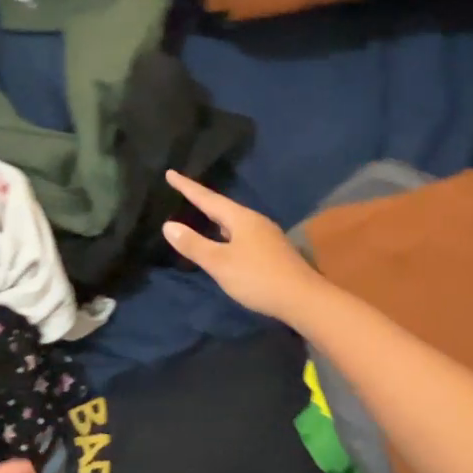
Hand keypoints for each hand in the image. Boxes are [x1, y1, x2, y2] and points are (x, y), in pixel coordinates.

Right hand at [161, 170, 329, 320]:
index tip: (170, 173)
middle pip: (222, 207)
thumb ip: (194, 244)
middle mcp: (255, 221)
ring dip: (215, 218)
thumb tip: (169, 225)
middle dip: (202, 200)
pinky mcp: (272, 251)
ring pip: (234, 221)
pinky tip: (225, 242)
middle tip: (183, 192)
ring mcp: (266, 235)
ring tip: (200, 216)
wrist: (303, 299)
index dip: (187, 187)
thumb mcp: (220, 263)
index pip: (207, 198)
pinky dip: (226, 233)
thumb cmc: (258, 278)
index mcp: (240, 218)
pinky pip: (242, 233)